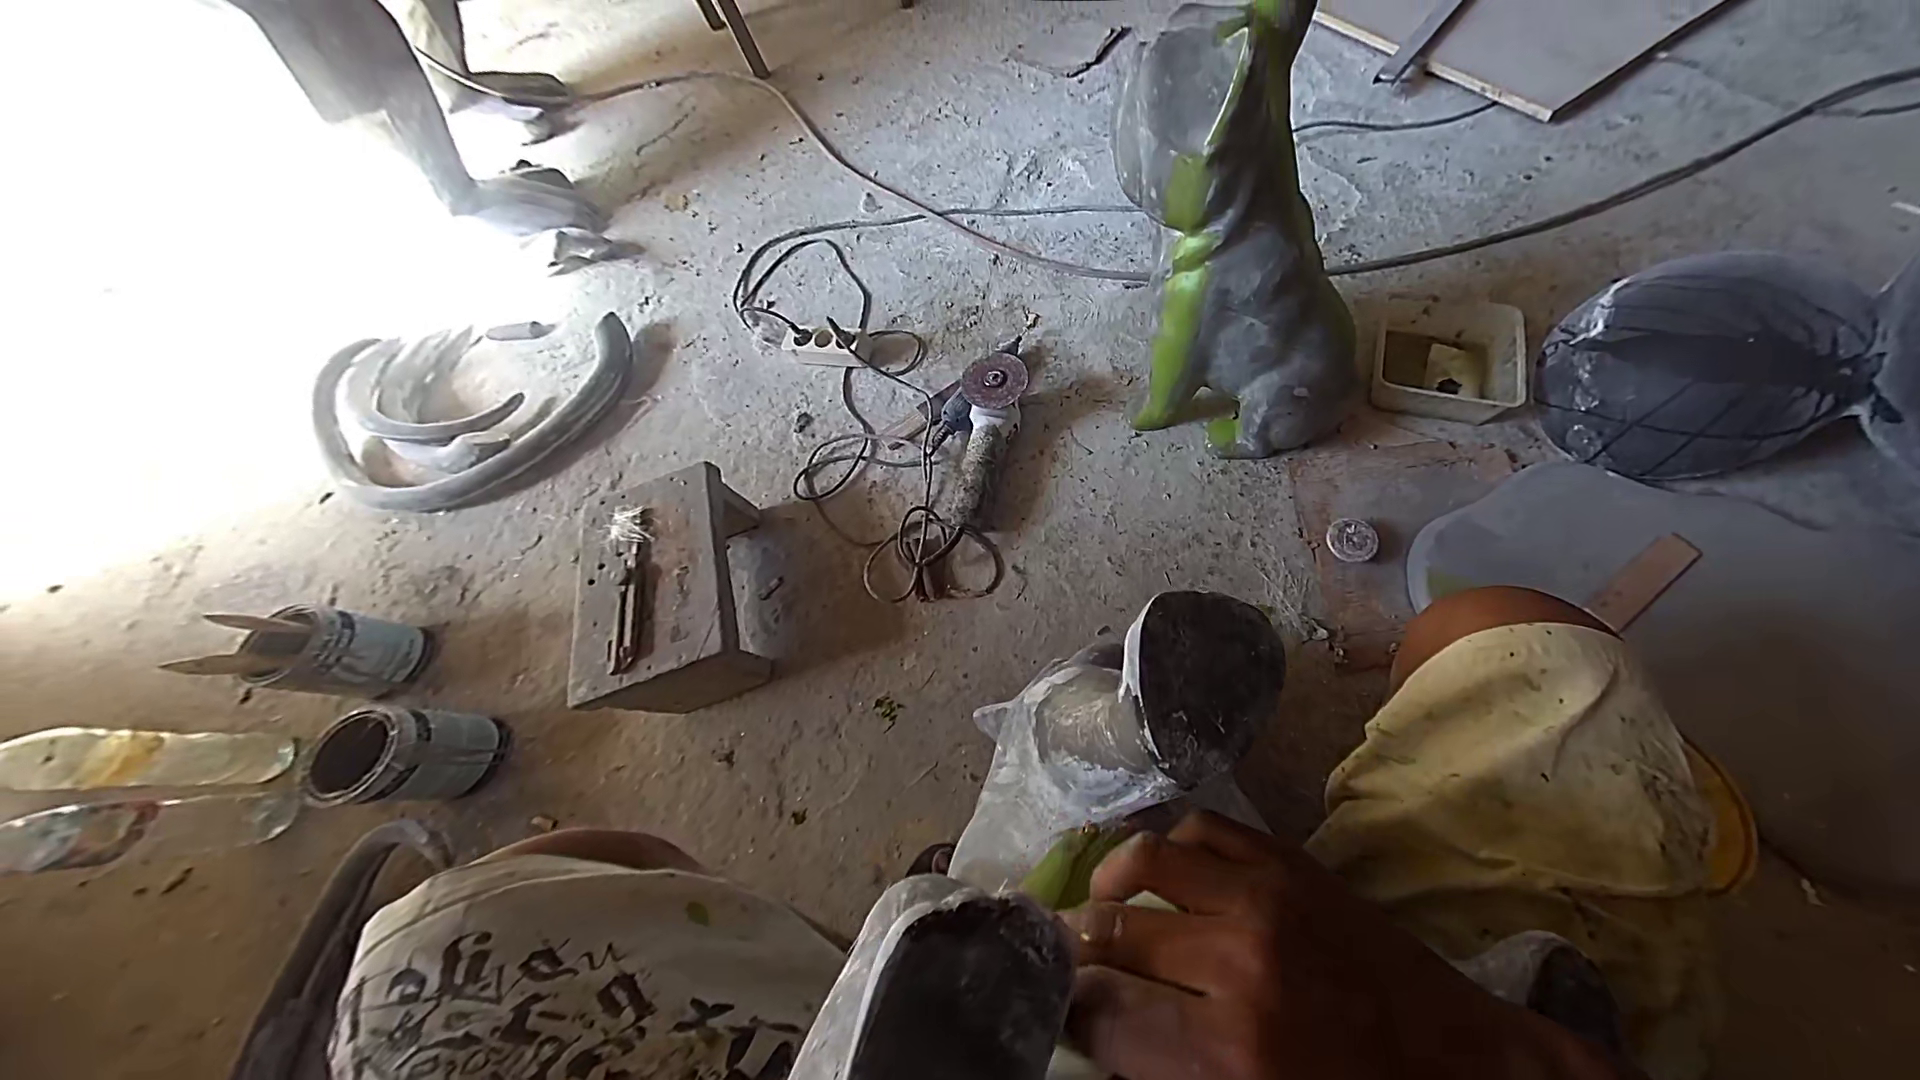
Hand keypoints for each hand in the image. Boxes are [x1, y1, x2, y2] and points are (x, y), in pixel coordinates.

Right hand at [1058, 812, 1632, 1079]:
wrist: (1469, 1067)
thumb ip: (1168, 1071)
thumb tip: (1099, 1028)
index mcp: (1230, 1056)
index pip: (1104, 1014)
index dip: (1068, 1007)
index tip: (1058, 1000)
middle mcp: (1234, 965)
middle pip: (1110, 933)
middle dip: (1073, 943)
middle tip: (1064, 946)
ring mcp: (1261, 898)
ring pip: (1144, 859)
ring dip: (1107, 879)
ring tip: (1102, 895)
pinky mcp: (1285, 861)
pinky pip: (1200, 828)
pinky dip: (1169, 843)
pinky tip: (1166, 867)